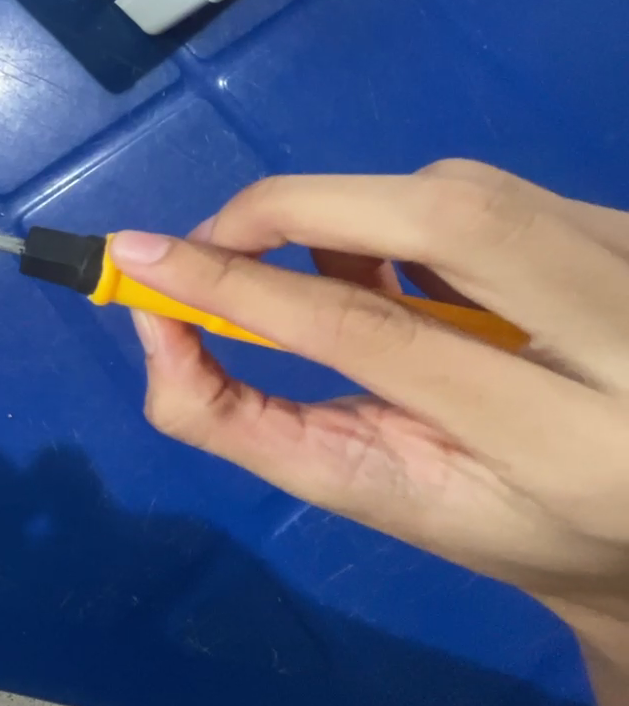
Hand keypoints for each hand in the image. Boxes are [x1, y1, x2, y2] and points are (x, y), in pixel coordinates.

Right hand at [110, 162, 628, 659]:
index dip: (234, 283)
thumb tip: (149, 319)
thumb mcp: (350, 488)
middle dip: (289, 209)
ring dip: (343, 219)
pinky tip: (406, 272)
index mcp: (569, 450)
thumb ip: (229, 416)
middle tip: (216, 241)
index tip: (135, 255)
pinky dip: (397, 217)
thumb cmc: (486, 514)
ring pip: (453, 191)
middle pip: (445, 216)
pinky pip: (478, 191)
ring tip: (328, 278)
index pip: (366, 332)